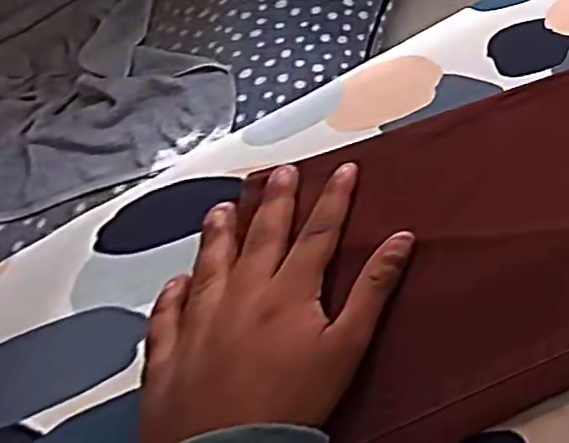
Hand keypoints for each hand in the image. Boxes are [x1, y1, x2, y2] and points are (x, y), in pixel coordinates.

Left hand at [139, 163, 414, 442]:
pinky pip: (166, 319)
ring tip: (221, 209)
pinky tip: (175, 281)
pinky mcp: (168, 361)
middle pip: (262, 239)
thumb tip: (401, 238)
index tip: (345, 168)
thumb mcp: (349, 343)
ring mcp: (200, 328)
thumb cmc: (296, 400)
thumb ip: (374, 287)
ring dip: (219, 236)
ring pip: (210, 269)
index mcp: (289, 293)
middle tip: (280, 172)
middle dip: (276, 202)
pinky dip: (171, 296)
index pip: (318, 232)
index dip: (334, 197)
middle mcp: (243, 299)